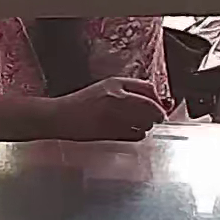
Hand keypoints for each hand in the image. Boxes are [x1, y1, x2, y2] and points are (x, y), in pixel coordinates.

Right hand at [48, 77, 165, 140]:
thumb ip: (127, 89)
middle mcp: (117, 98)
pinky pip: (135, 136)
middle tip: (157, 119)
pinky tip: (132, 133)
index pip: (149, 89)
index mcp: (116, 84)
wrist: (60, 116)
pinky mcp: (110, 132)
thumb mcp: (104, 87)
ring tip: (142, 125)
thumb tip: (152, 97)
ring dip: (148, 126)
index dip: (157, 99)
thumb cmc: (81, 102)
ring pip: (145, 123)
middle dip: (157, 114)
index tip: (159, 105)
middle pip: (151, 107)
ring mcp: (114, 116)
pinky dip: (138, 135)